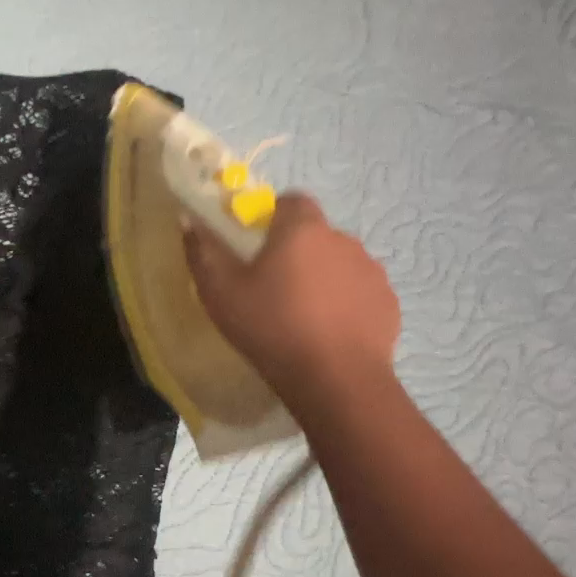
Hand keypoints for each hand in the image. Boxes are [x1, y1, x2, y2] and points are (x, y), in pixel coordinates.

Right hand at [184, 192, 399, 402]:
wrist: (334, 376)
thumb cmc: (269, 325)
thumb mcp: (218, 290)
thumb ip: (202, 251)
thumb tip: (188, 218)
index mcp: (301, 231)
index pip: (292, 200)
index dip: (271, 214)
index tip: (252, 242)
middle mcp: (343, 240)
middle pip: (314, 233)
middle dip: (292, 250)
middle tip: (266, 284)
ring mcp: (371, 271)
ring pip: (337, 262)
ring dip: (318, 276)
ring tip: (296, 312)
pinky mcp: (387, 301)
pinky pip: (357, 290)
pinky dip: (340, 301)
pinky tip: (322, 330)